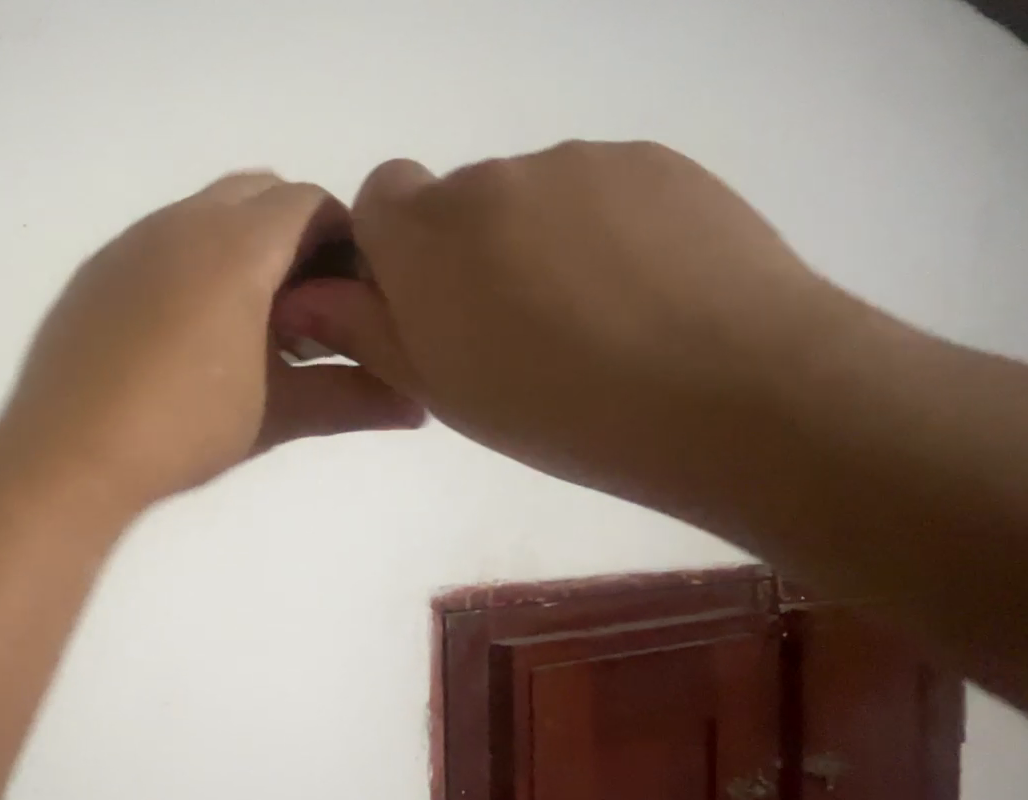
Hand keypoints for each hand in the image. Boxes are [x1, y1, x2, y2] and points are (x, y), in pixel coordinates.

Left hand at [0, 172, 424, 509]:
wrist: (68, 457)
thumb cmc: (183, 430)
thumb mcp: (275, 413)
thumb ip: (350, 398)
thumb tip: (418, 408)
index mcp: (236, 244)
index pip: (309, 201)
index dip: (341, 240)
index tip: (347, 298)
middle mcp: (179, 223)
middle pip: (257, 195)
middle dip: (290, 238)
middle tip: (299, 312)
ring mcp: (128, 244)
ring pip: (201, 215)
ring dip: (236, 250)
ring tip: (241, 329)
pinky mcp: (93, 275)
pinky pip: (155, 245)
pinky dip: (186, 267)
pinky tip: (181, 338)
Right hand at [273, 141, 860, 509]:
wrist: (725, 391)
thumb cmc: (550, 409)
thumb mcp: (435, 386)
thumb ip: (363, 330)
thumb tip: (302, 298)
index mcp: (423, 235)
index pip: (378, 196)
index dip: (391, 246)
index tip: (422, 304)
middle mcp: (490, 179)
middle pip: (455, 200)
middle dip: (463, 249)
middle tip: (509, 329)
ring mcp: (577, 163)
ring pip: (529, 195)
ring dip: (533, 240)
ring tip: (586, 318)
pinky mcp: (654, 161)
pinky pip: (598, 189)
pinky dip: (600, 230)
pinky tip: (639, 293)